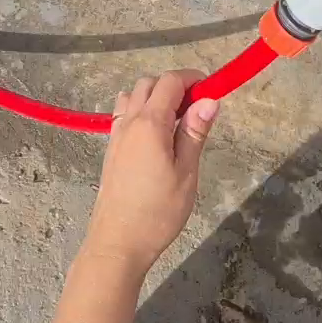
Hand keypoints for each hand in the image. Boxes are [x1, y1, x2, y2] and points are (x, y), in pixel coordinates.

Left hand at [81, 72, 218, 273]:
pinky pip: (124, 114)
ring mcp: (116, 134)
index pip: (170, 82)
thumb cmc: (158, 212)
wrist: (117, 243)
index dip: (192, 79)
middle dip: (175, 86)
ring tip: (175, 122)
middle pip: (150, 83)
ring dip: (155, 96)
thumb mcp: (186, 173)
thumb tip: (210, 99)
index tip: (211, 92)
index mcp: (150, 124)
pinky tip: (155, 136)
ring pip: (134, 96)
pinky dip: (141, 110)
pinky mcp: (111, 149)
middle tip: (197, 110)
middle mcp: (129, 122)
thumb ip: (195, 132)